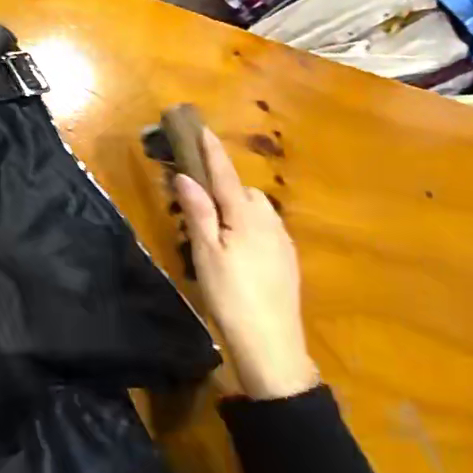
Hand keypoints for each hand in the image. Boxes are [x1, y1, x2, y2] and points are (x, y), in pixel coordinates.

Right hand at [172, 125, 317, 399]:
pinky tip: (235, 246)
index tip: (203, 128)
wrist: (272, 344)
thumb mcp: (205, 253)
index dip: (212, 152)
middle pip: (242, 191)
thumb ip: (198, 213)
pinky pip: (265, 227)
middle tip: (194, 200)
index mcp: (245, 217)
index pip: (225, 176)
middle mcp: (269, 222)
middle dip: (221, 186)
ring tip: (213, 226)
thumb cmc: (231, 296)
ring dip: (235, 206)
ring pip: (256, 209)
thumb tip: (186, 176)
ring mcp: (281, 241)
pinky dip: (247, 223)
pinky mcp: (286, 259)